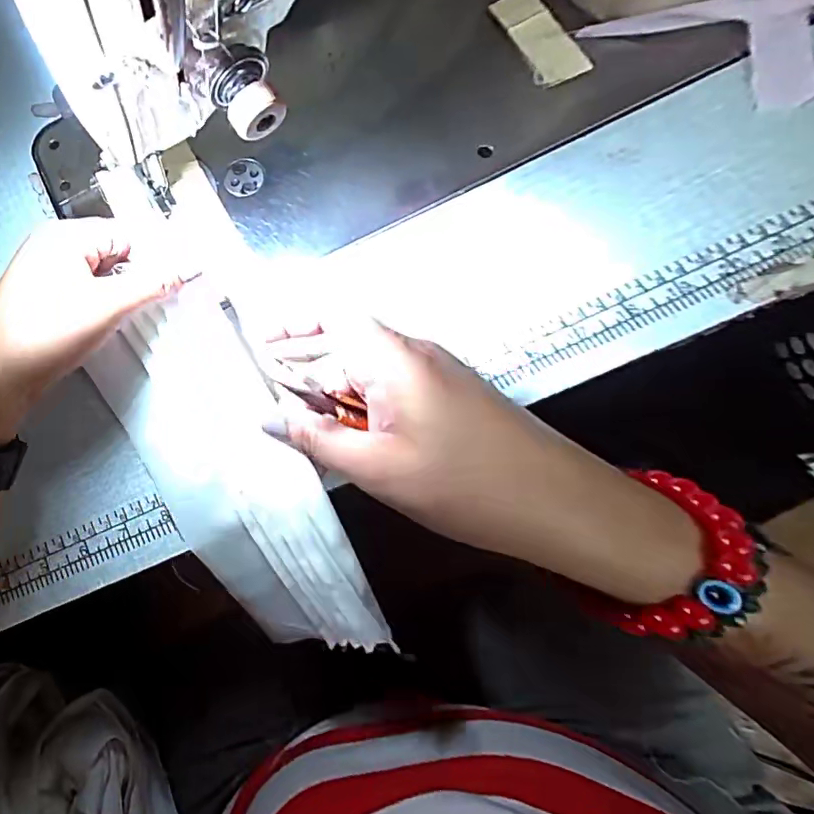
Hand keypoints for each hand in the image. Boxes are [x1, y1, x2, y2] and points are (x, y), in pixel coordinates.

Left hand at [0, 219, 192, 442]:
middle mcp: (54, 247)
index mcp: (65, 235)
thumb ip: (152, 283)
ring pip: (104, 274)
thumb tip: (188, 267)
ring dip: (126, 291)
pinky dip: (107, 303)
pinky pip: (88, 291)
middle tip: (170, 296)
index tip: (186, 275)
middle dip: (144, 273)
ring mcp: (48, 273)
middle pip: (116, 251)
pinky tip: (117, 321)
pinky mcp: (47, 300)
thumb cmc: (46, 333)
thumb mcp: (107, 306)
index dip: (159, 253)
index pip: (128, 232)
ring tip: (145, 310)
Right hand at [264, 317, 699, 602]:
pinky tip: (345, 426)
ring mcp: (433, 370)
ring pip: (367, 360)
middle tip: (268, 382)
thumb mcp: (377, 468)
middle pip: (345, 334)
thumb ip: (318, 439)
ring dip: (330, 379)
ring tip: (298, 409)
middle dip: (303, 353)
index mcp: (392, 357)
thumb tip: (270, 419)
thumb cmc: (462, 484)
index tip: (258, 340)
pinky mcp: (447, 392)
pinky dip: (359, 396)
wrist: (555, 501)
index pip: (330, 312)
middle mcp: (412, 351)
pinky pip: (390, 380)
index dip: (290, 319)